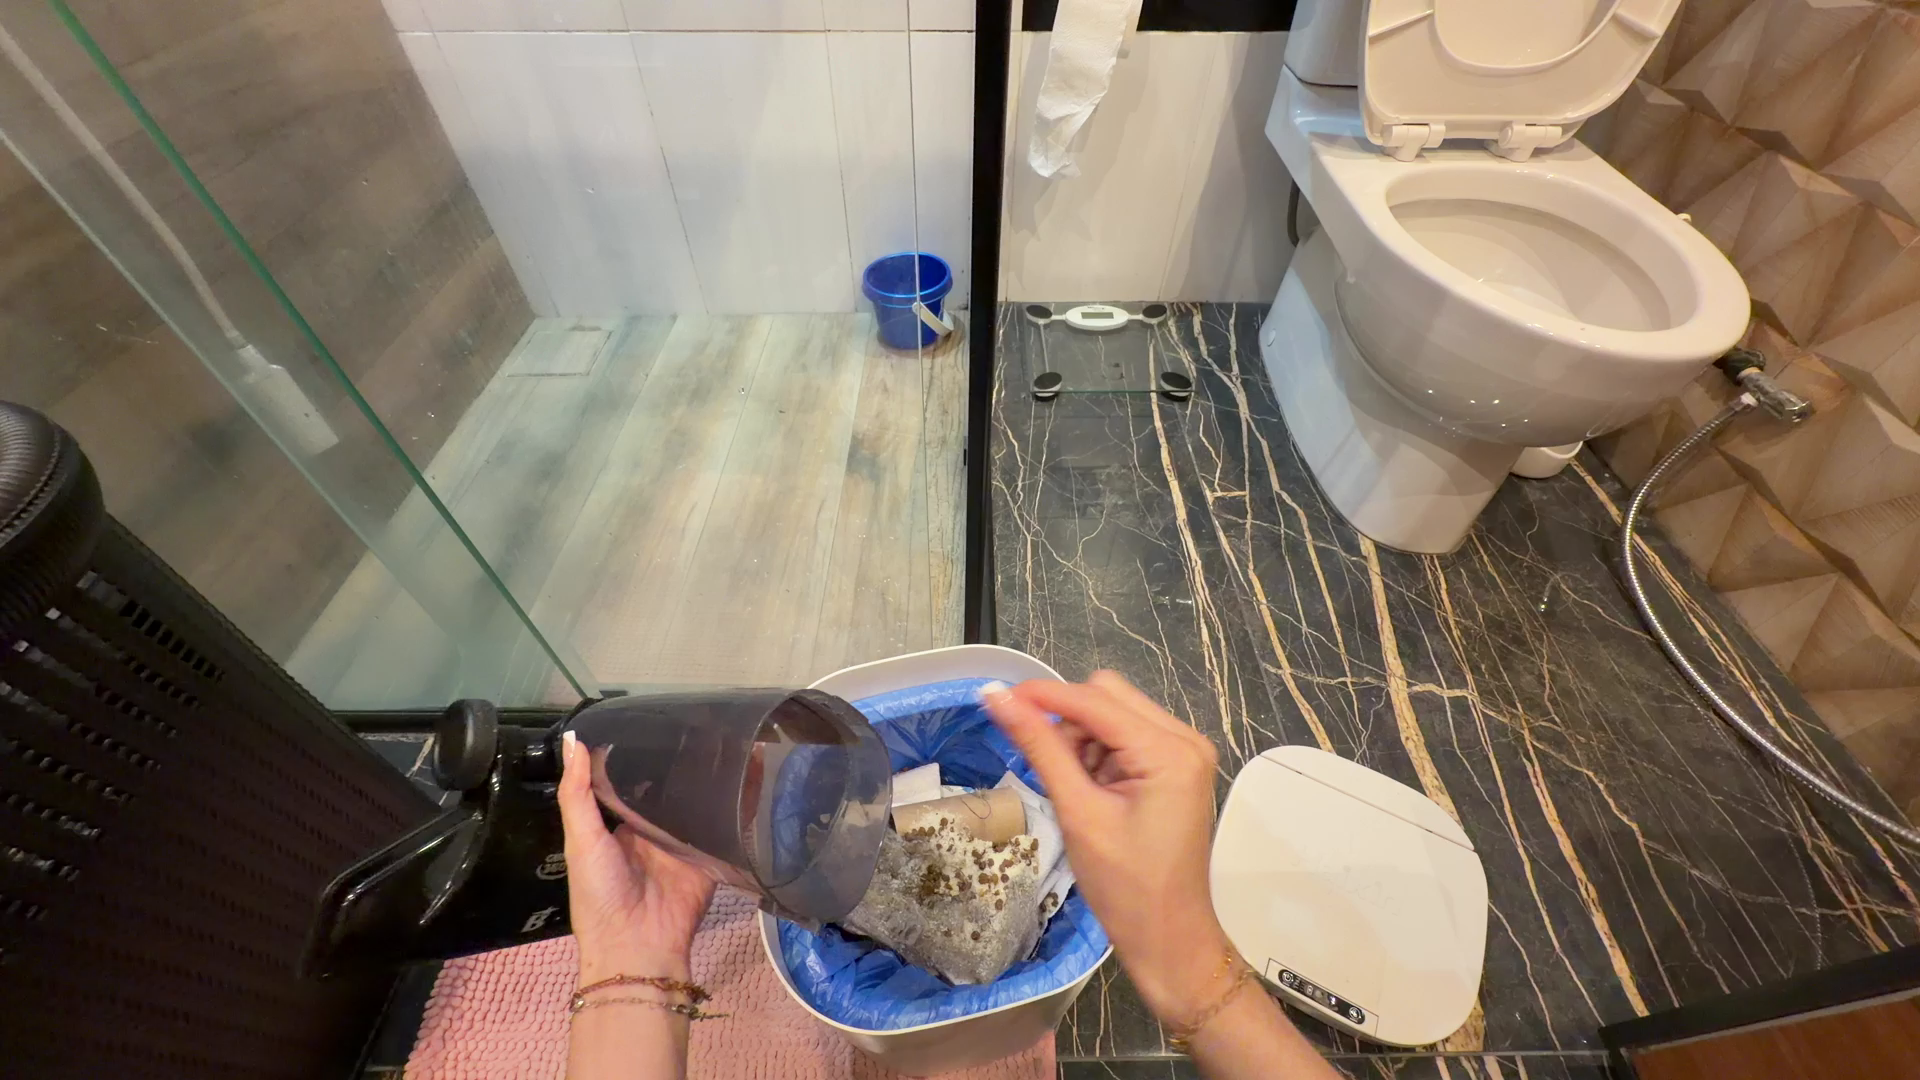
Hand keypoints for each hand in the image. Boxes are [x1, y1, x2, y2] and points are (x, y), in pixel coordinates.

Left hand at [557, 731, 715, 982]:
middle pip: (669, 787)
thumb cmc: (601, 893)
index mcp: (620, 824)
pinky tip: (751, 771)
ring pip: (698, 799)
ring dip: (711, 776)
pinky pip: (723, 822)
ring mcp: (684, 839)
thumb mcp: (582, 841)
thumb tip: (572, 739)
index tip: (656, 715)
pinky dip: (736, 801)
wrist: (640, 945)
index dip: (639, 751)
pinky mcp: (710, 851)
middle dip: (682, 760)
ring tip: (731, 735)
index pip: (631, 779)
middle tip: (703, 719)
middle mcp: (653, 828)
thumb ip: (577, 794)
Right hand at [983, 672, 1230, 1021]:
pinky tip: (1090, 787)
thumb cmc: (1125, 886)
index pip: (1095, 701)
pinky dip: (1097, 750)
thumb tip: (997, 698)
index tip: (997, 698)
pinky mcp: (1174, 764)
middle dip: (1068, 722)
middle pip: (1107, 696)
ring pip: (1112, 711)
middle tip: (1047, 765)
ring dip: (1081, 738)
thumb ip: (1039, 746)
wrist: (1168, 939)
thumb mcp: (1077, 811)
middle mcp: (1183, 738)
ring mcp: (1183, 750)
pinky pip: (1123, 733)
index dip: (1044, 696)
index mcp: (1169, 751)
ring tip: (1074, 788)